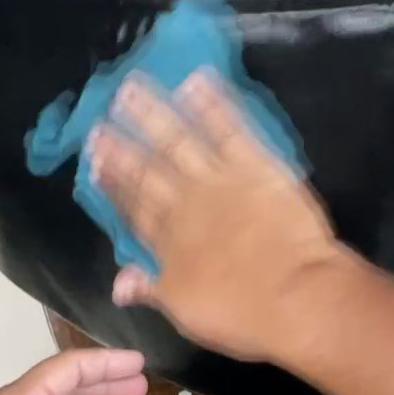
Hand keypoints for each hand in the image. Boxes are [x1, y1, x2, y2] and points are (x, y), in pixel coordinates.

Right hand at [90, 70, 362, 362]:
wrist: (297, 296)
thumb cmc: (243, 313)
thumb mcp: (187, 310)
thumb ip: (151, 288)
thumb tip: (117, 283)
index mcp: (169, 239)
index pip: (134, 205)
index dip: (114, 182)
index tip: (96, 159)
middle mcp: (186, 202)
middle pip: (148, 168)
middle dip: (122, 144)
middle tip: (98, 118)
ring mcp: (219, 178)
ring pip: (179, 139)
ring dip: (154, 112)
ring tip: (132, 86)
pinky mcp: (255, 164)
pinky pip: (230, 128)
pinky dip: (212, 103)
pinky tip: (197, 81)